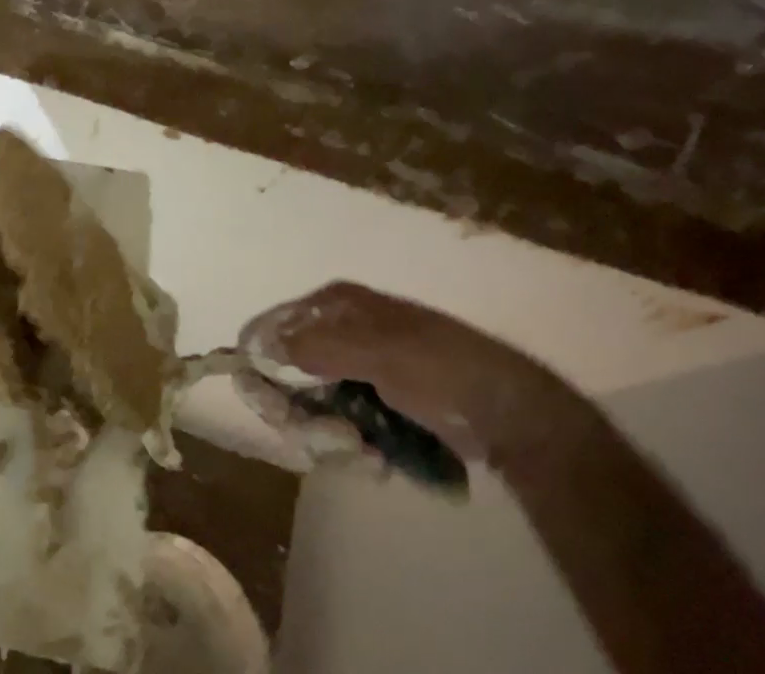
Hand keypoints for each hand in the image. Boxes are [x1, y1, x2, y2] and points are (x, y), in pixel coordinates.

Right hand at [234, 281, 569, 466]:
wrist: (510, 416)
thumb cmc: (442, 370)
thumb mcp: (378, 352)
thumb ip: (314, 346)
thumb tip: (254, 344)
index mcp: (337, 306)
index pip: (272, 327)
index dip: (260, 363)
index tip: (265, 400)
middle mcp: (338, 334)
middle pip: (285, 374)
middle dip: (300, 412)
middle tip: (330, 437)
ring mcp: (355, 372)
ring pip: (309, 407)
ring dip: (330, 436)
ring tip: (364, 452)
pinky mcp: (372, 405)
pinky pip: (338, 426)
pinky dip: (352, 448)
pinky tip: (376, 459)